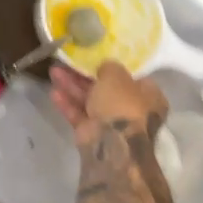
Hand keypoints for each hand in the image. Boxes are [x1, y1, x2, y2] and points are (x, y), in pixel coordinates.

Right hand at [48, 61, 167, 145]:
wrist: (112, 143)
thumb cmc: (121, 104)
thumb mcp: (117, 76)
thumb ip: (110, 67)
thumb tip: (105, 66)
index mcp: (148, 97)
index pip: (132, 79)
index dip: (115, 69)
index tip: (97, 59)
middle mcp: (131, 110)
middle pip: (106, 89)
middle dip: (84, 76)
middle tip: (67, 63)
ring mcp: (111, 123)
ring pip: (89, 100)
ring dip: (72, 86)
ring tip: (53, 72)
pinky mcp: (93, 133)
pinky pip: (79, 115)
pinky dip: (67, 104)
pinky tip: (54, 93)